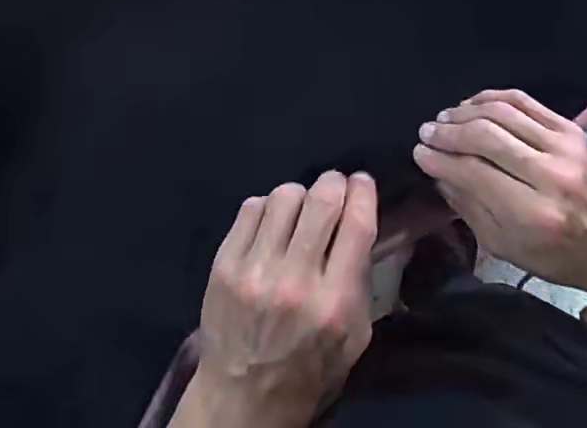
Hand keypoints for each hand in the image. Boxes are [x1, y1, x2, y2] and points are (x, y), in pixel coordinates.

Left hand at [176, 171, 377, 427]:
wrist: (240, 404)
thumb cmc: (308, 370)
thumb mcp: (355, 336)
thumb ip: (361, 278)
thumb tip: (360, 217)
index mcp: (334, 303)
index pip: (356, 224)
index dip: (363, 192)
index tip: (362, 182)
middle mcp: (295, 282)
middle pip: (321, 199)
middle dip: (334, 183)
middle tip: (334, 188)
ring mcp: (254, 272)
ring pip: (285, 195)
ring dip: (299, 196)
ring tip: (299, 212)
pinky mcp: (223, 266)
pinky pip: (251, 207)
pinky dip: (267, 209)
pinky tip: (271, 227)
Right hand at [413, 89, 586, 292]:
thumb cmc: (553, 254)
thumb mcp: (503, 245)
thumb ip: (467, 204)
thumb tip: (435, 167)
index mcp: (535, 214)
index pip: (475, 173)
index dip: (441, 159)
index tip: (419, 152)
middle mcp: (552, 175)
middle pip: (486, 136)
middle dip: (449, 132)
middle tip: (427, 131)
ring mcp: (565, 146)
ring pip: (502, 112)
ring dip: (465, 111)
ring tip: (445, 118)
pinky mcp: (570, 127)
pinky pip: (522, 100)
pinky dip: (491, 98)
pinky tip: (471, 105)